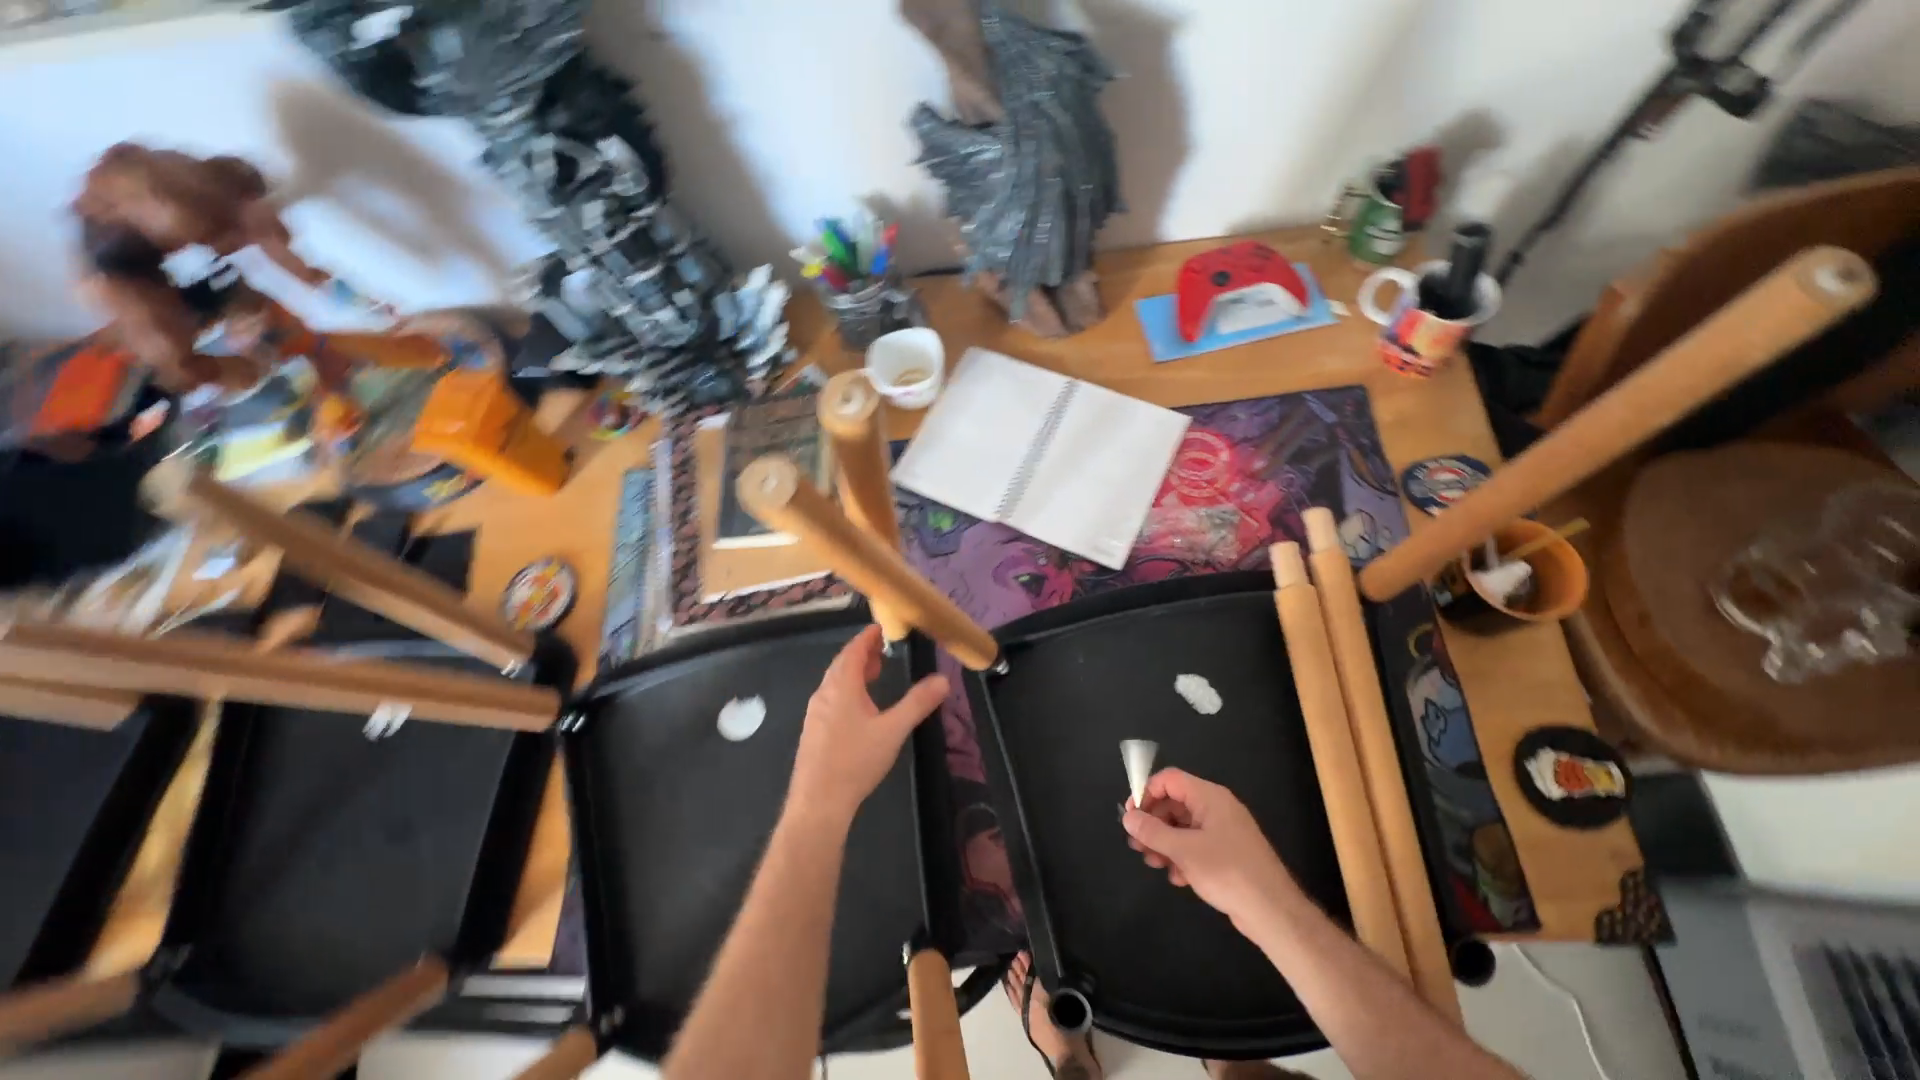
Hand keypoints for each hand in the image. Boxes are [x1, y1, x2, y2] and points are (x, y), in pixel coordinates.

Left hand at [788, 626, 947, 829]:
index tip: (880, 628)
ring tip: (873, 675)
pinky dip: (846, 691)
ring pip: (834, 683)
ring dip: (853, 673)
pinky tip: (858, 709)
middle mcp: (824, 695)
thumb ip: (917, 703)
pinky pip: (830, 699)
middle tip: (881, 650)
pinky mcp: (813, 732)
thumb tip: (943, 680)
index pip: (853, 651)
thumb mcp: (893, 731)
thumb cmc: (855, 761)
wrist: (818, 801)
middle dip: (861, 654)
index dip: (866, 637)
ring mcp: (815, 714)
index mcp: (841, 687)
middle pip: (841, 665)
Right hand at [1122, 768, 1300, 934]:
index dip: (1147, 793)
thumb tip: (1128, 816)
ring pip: (1182, 828)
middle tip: (1137, 845)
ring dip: (1164, 844)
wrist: (1272, 910)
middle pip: (1174, 804)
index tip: (1131, 817)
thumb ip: (1152, 831)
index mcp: (1209, 797)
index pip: (1169, 780)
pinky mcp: (1226, 854)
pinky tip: (1179, 878)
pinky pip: (1195, 847)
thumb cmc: (1227, 871)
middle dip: (1153, 824)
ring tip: (1154, 864)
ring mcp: (1222, 832)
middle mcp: (1216, 809)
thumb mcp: (1183, 851)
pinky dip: (1182, 859)